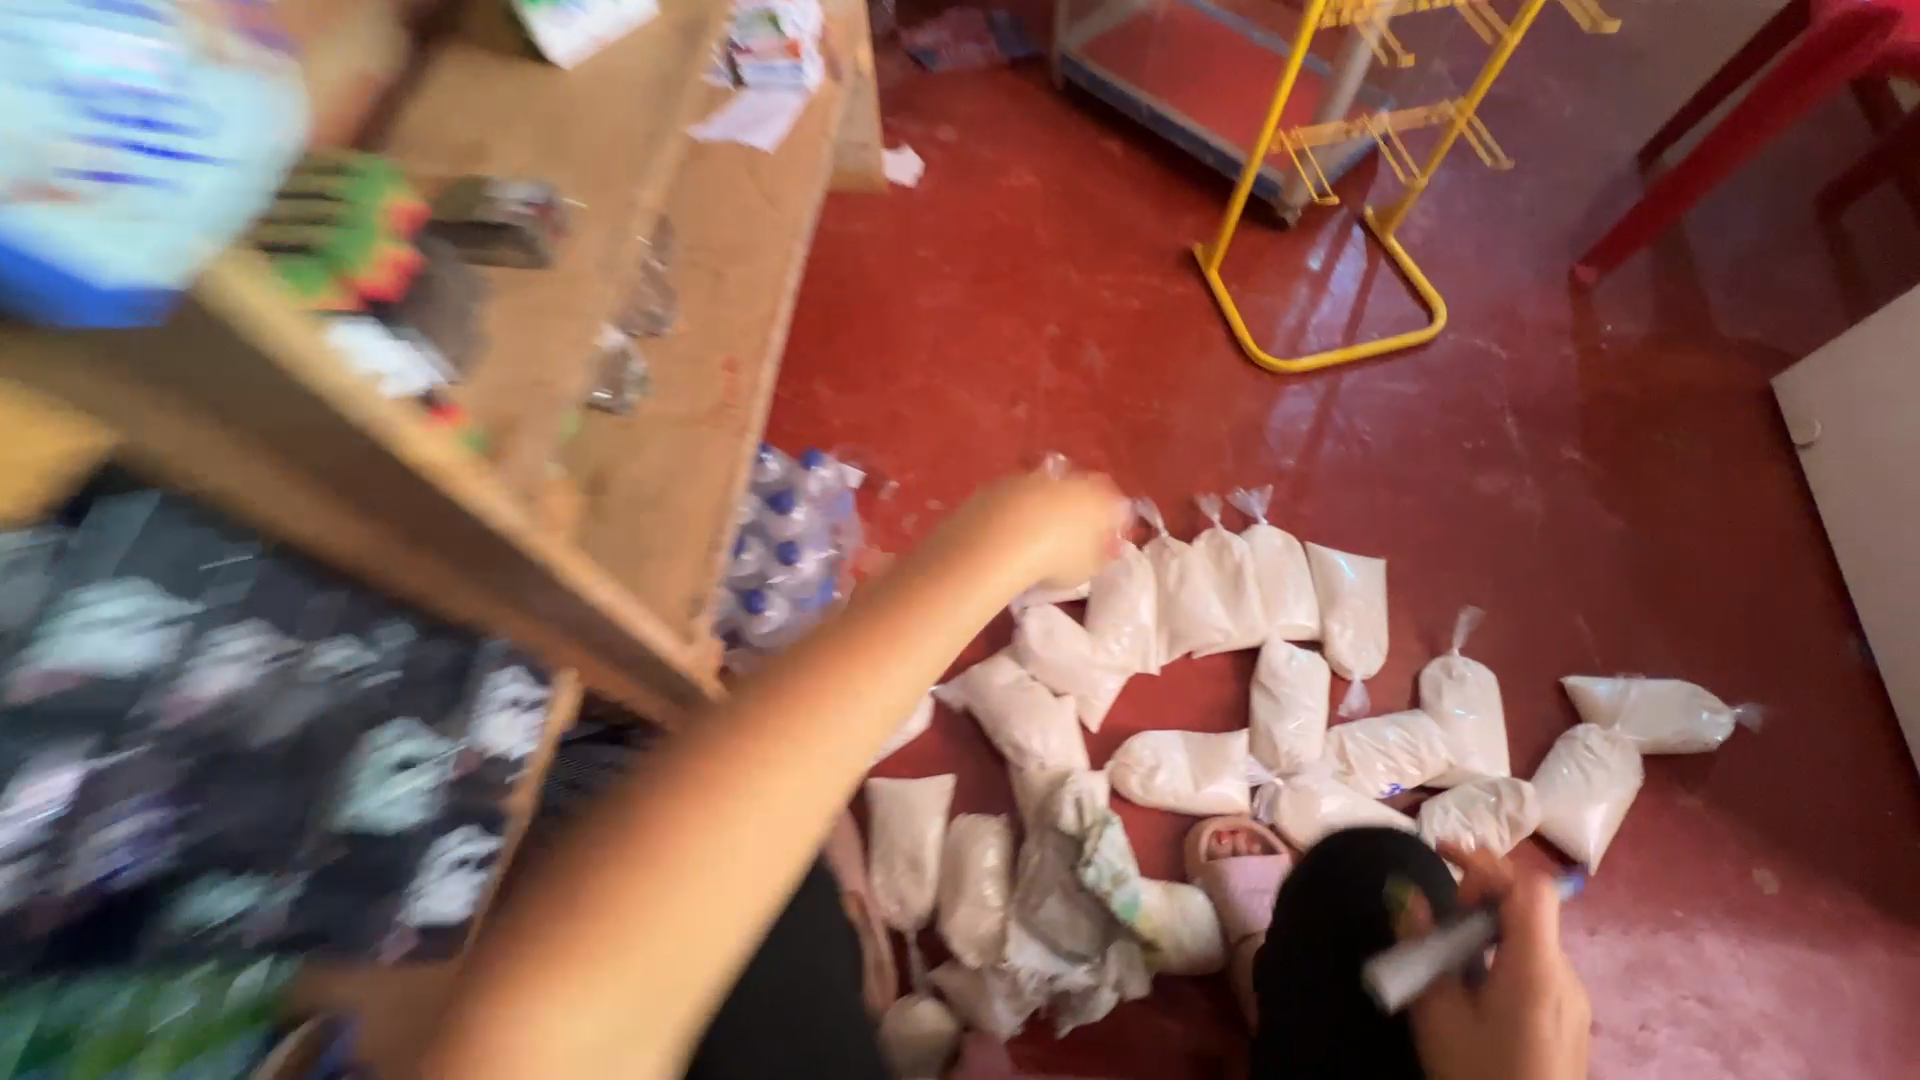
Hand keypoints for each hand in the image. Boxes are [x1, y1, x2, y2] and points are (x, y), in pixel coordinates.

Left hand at [948, 464, 1128, 590]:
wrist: (998, 544)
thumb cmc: (1056, 559)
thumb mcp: (1090, 567)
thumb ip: (1102, 553)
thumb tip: (1106, 546)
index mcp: (1099, 495)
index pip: (1116, 505)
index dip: (1112, 523)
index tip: (1105, 542)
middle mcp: (1067, 477)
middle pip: (1079, 488)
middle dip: (1077, 506)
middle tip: (1068, 533)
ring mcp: (1030, 475)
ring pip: (1044, 485)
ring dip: (1043, 503)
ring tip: (1033, 532)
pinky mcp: (997, 482)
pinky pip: (1013, 494)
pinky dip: (1014, 507)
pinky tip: (1006, 529)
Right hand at [1400, 844, 1590, 1079]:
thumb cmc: (1478, 1076)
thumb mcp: (1436, 1013)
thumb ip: (1423, 946)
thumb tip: (1410, 895)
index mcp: (1536, 970)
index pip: (1530, 888)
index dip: (1487, 860)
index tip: (1441, 855)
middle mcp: (1565, 975)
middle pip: (1530, 905)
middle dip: (1480, 885)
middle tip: (1436, 903)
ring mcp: (1572, 997)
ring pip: (1530, 931)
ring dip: (1487, 915)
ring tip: (1443, 934)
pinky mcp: (1568, 1014)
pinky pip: (1535, 958)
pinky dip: (1500, 942)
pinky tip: (1470, 967)